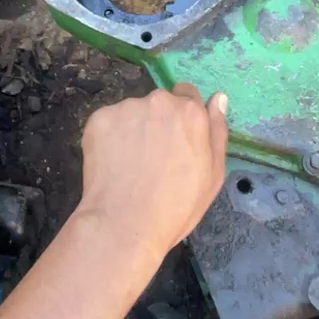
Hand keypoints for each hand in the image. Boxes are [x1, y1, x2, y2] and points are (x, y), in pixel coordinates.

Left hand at [71, 84, 229, 259]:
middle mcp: (159, 101)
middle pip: (160, 103)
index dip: (183, 118)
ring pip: (133, 112)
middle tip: (154, 157)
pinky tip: (112, 163)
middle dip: (158, 122)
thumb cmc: (177, 206)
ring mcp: (126, 108)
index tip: (177, 140)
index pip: (187, 94)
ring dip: (133, 129)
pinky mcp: (99, 119)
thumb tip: (219, 98)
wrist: (124, 224)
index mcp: (190, 112)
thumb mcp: (213, 175)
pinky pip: (108, 122)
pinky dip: (110, 137)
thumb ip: (217, 131)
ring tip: (131, 164)